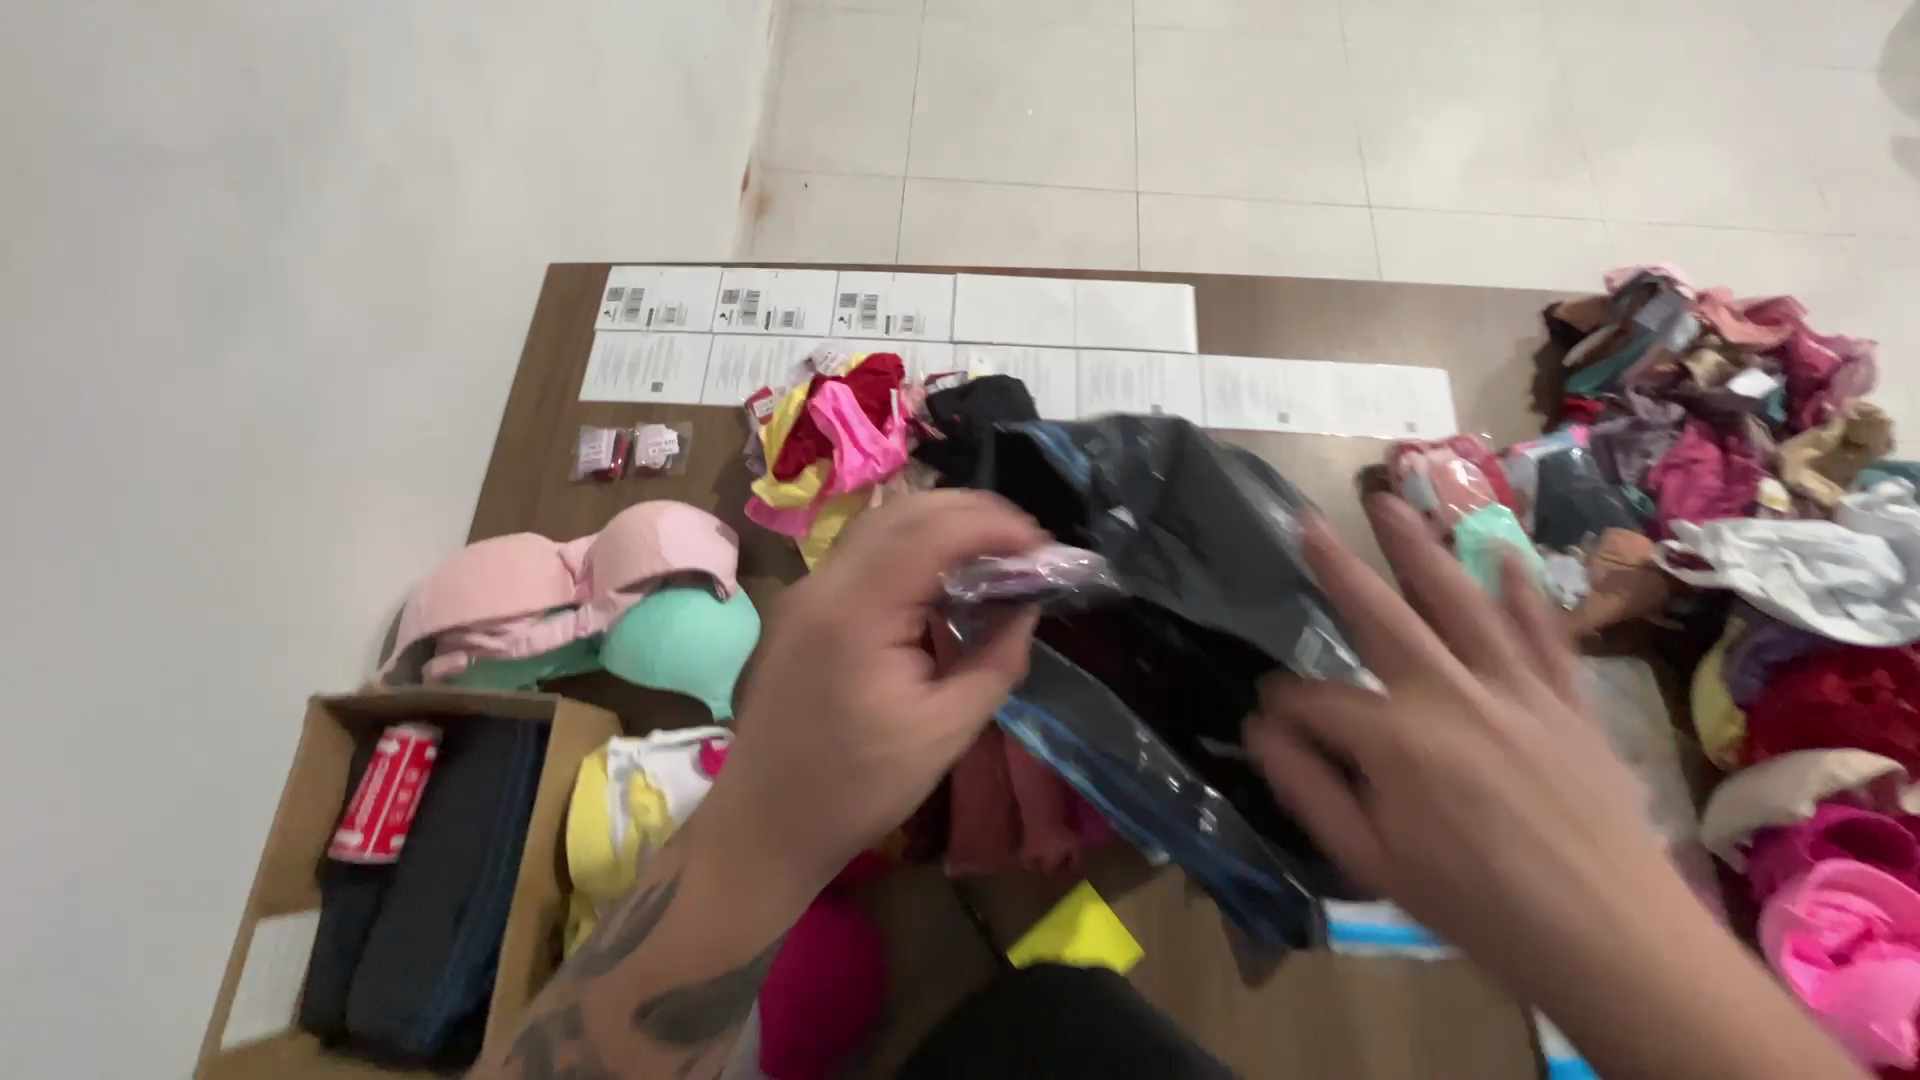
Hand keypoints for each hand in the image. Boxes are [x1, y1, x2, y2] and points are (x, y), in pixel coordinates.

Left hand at [698, 491, 1045, 889]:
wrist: (766, 824)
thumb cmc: (858, 789)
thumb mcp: (947, 732)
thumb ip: (996, 660)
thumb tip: (1026, 607)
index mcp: (855, 613)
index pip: (932, 532)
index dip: (995, 526)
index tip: (1044, 549)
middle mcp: (823, 584)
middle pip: (904, 512)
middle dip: (973, 514)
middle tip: (1027, 545)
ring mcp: (806, 591)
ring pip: (881, 525)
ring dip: (942, 526)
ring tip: (995, 554)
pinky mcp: (803, 606)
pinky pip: (864, 554)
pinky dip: (913, 549)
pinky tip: (945, 578)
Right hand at [1246, 495, 1681, 980]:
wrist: (1614, 943)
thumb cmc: (1476, 904)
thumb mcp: (1368, 859)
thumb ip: (1306, 785)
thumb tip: (1260, 729)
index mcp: (1397, 739)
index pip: (1316, 700)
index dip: (1283, 706)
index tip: (1269, 718)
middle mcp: (1453, 695)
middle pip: (1381, 617)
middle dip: (1337, 568)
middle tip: (1306, 522)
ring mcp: (1517, 691)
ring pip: (1461, 603)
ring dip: (1421, 548)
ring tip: (1391, 499)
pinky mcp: (1567, 701)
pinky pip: (1542, 633)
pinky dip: (1523, 590)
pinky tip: (1503, 550)